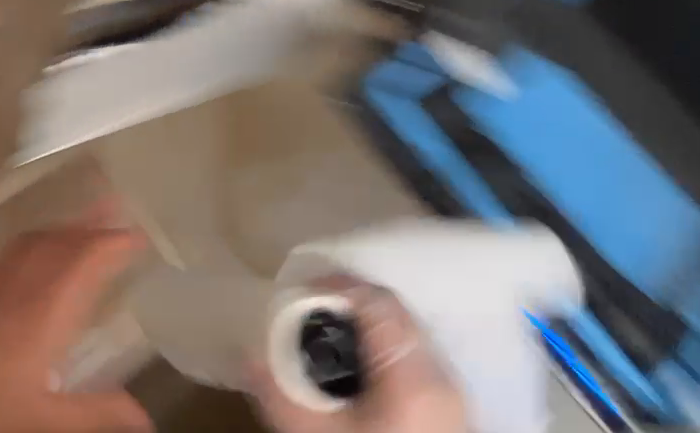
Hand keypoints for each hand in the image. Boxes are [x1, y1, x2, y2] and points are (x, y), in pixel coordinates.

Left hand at [0, 200, 152, 432]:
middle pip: (60, 240)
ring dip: (66, 226)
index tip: (139, 233)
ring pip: (37, 240)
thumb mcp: (48, 419)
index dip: (112, 242)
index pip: (84, 261)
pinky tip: (46, 247)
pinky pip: (17, 249)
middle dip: (91, 221)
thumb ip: (98, 412)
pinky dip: (42, 238)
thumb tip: (145, 416)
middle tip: (119, 207)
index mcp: (44, 310)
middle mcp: (22, 286)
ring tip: (90, 217)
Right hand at [250, 278, 464, 432]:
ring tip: (323, 336)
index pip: (377, 300)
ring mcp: (453, 399)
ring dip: (364, 324)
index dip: (335, 283)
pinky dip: (380, 350)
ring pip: (405, 334)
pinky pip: (413, 360)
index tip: (296, 290)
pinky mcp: (451, 416)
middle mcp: (442, 376)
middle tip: (304, 309)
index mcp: (413, 376)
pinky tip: (352, 373)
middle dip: (346, 300)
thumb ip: (278, 394)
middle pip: (394, 311)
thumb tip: (247, 355)